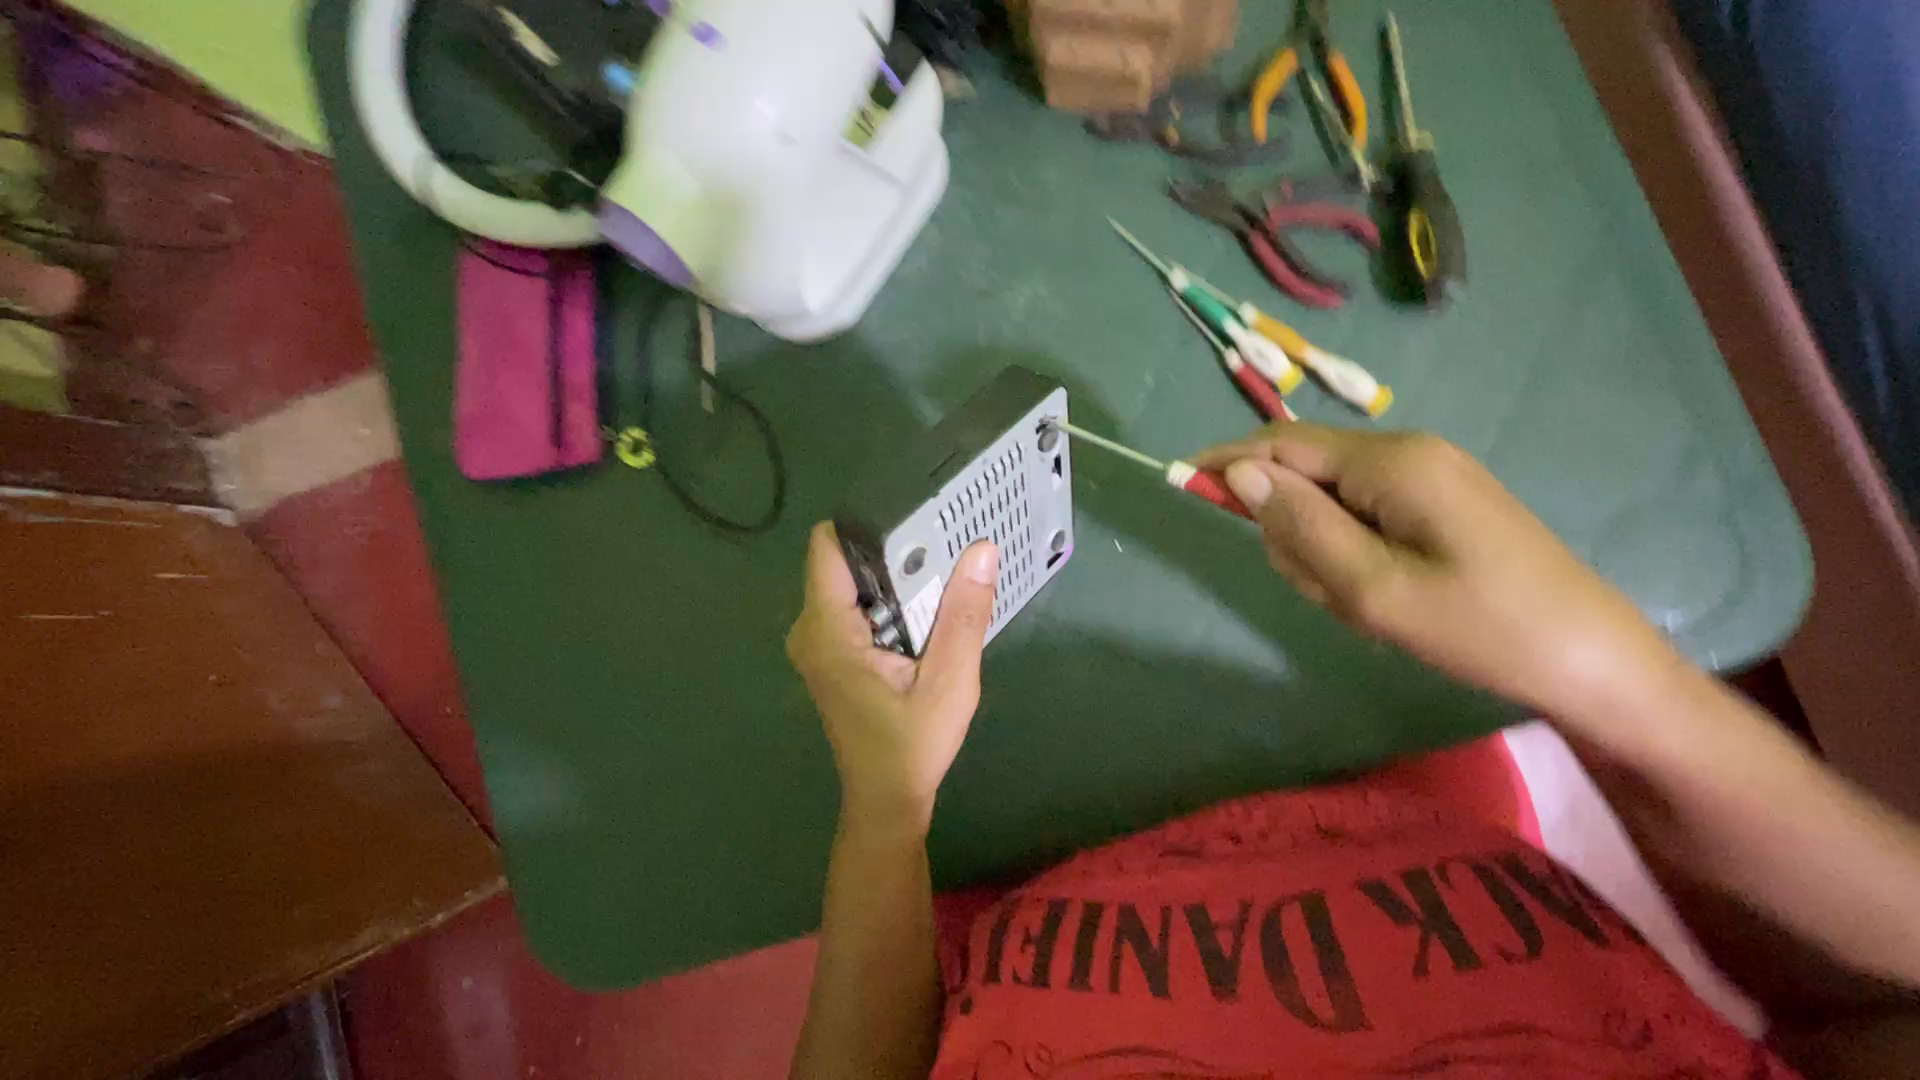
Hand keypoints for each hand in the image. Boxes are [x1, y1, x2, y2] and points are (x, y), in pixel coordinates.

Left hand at [787, 524, 998, 833]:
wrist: (887, 799)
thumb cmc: (912, 745)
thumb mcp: (949, 681)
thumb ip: (963, 614)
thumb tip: (982, 549)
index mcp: (827, 630)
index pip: (827, 546)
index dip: (865, 522)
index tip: (911, 510)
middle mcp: (810, 629)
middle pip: (842, 562)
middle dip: (888, 547)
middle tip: (941, 535)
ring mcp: (817, 643)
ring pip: (851, 583)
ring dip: (891, 574)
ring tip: (940, 562)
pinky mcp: (831, 655)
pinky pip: (854, 607)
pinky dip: (886, 599)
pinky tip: (924, 602)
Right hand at [1193, 424, 1688, 718]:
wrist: (1593, 664)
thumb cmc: (1481, 629)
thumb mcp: (1372, 588)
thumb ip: (1300, 526)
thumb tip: (1241, 474)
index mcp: (1393, 464)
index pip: (1284, 446)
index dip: (1228, 463)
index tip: (1179, 483)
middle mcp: (1409, 454)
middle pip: (1306, 476)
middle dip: (1293, 533)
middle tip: (1329, 596)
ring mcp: (1430, 478)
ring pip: (1332, 503)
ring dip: (1324, 554)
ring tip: (1365, 608)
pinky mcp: (1442, 505)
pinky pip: (1365, 519)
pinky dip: (1353, 556)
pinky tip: (1384, 598)